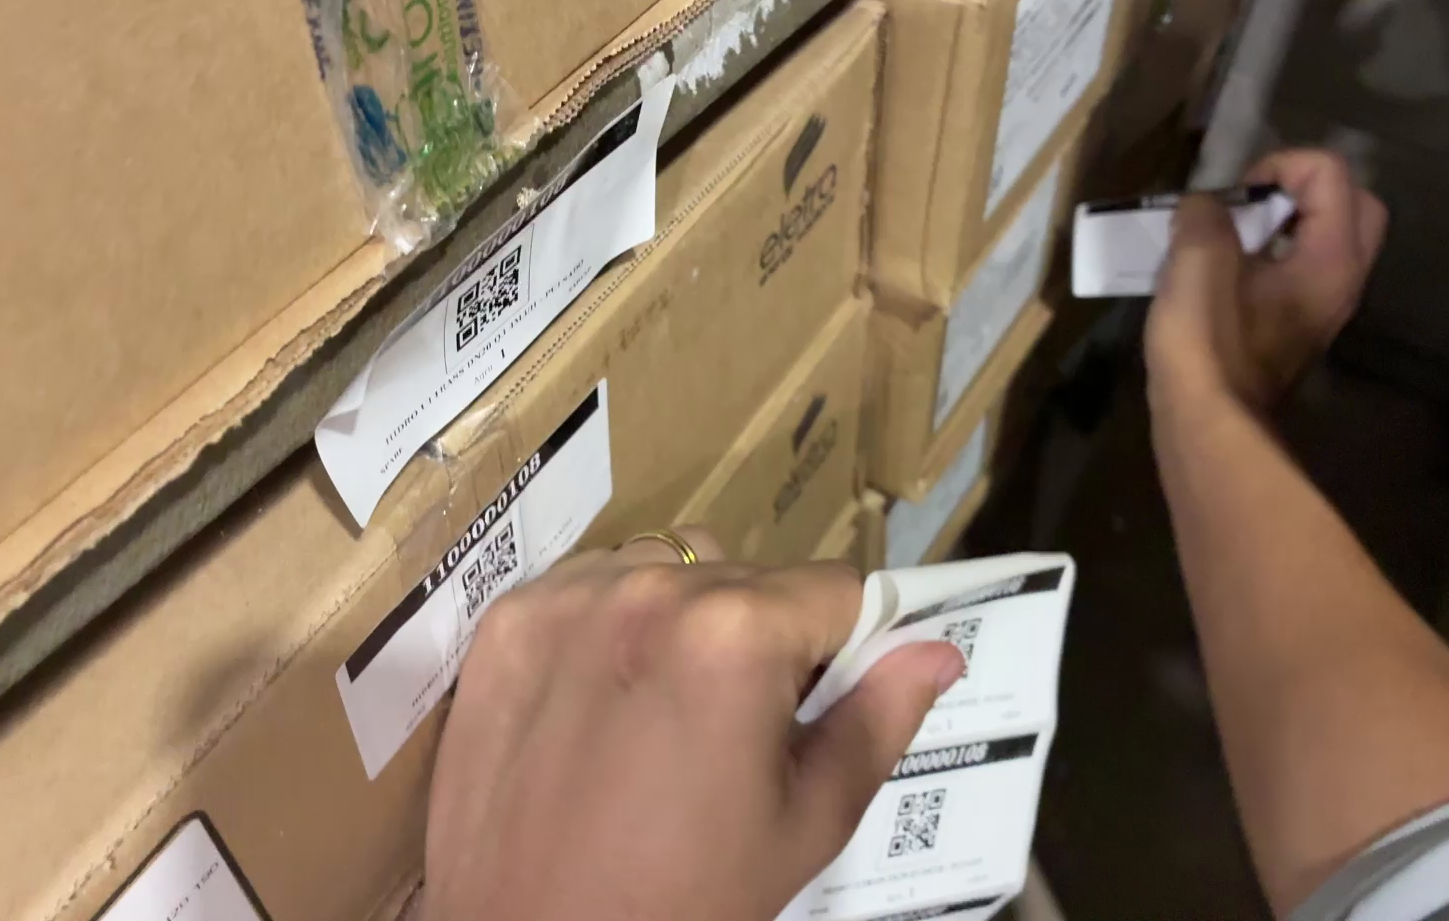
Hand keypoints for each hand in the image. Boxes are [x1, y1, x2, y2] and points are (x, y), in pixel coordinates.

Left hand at [421, 530, 965, 920]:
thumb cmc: (686, 898)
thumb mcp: (805, 821)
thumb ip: (878, 718)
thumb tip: (937, 648)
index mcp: (737, 633)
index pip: (834, 586)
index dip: (842, 637)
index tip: (819, 686)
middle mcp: (651, 585)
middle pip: (748, 570)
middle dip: (763, 627)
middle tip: (734, 712)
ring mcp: (570, 593)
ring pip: (669, 562)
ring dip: (686, 609)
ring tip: (664, 692)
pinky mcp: (510, 613)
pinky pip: (591, 580)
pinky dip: (610, 614)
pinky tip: (598, 684)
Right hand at [1144, 149, 1386, 413]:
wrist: (1206, 420)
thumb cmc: (1205, 345)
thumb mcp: (1196, 269)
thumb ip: (1203, 221)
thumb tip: (1202, 205)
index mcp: (1331, 257)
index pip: (1331, 174)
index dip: (1277, 166)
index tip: (1229, 197)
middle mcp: (1342, 278)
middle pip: (1348, 205)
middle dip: (1297, 189)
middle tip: (1244, 205)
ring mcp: (1319, 307)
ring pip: (1322, 240)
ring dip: (1280, 224)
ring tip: (1223, 238)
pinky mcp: (1291, 328)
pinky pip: (1295, 272)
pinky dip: (1266, 256)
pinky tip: (1217, 276)